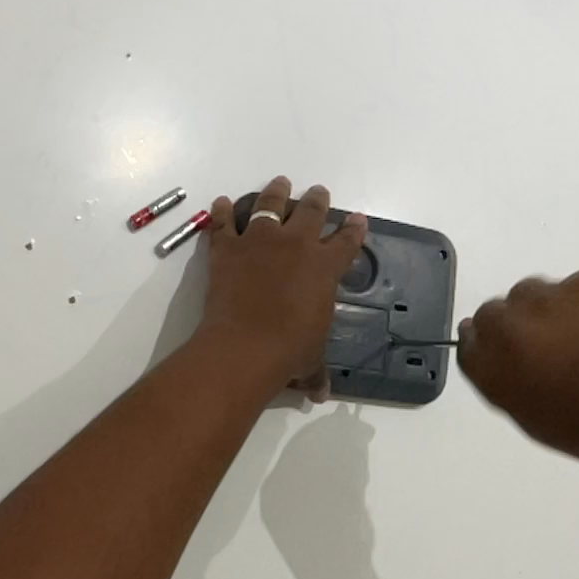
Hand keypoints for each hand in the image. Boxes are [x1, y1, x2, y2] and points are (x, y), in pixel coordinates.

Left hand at [197, 175, 367, 397]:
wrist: (245, 345)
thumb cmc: (288, 353)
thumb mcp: (309, 361)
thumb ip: (315, 372)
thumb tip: (320, 395)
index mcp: (325, 269)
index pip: (346, 242)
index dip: (354, 230)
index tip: (358, 219)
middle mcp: (296, 245)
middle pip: (311, 211)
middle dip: (317, 200)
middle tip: (318, 192)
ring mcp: (259, 241)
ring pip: (270, 204)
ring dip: (276, 192)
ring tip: (280, 183)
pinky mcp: (227, 248)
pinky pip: (223, 222)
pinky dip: (221, 212)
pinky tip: (220, 203)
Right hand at [456, 268, 578, 471]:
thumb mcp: (534, 418)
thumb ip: (503, 379)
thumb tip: (492, 350)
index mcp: (492, 366)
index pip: (469, 340)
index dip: (490, 346)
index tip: (514, 356)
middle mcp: (509, 325)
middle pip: (497, 312)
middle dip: (519, 325)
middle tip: (557, 350)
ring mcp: (552, 296)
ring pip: (537, 292)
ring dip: (552, 310)